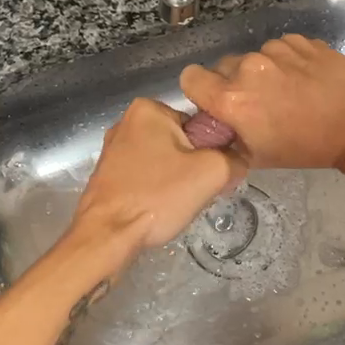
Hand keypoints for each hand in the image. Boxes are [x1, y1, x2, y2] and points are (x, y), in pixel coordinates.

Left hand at [71, 98, 245, 259]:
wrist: (106, 235)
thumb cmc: (157, 196)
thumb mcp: (212, 173)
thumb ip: (234, 158)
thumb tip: (238, 160)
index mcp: (148, 108)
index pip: (200, 125)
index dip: (214, 152)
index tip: (213, 176)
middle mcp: (126, 121)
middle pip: (182, 142)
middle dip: (194, 167)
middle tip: (196, 192)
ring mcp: (113, 148)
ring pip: (165, 161)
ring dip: (177, 180)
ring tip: (177, 203)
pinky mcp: (107, 173)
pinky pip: (146, 175)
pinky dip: (156, 189)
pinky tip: (159, 207)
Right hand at [178, 34, 344, 169]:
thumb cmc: (306, 148)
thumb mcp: (257, 156)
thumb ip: (227, 138)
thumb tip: (214, 128)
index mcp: (232, 98)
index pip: (190, 77)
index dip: (200, 89)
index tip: (215, 100)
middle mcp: (248, 68)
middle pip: (223, 67)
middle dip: (234, 83)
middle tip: (259, 103)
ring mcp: (277, 50)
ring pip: (255, 57)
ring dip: (263, 72)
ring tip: (288, 92)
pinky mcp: (301, 40)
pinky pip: (281, 48)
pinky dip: (287, 61)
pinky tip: (305, 80)